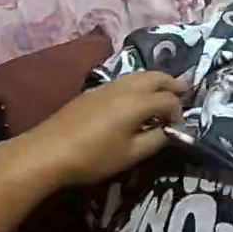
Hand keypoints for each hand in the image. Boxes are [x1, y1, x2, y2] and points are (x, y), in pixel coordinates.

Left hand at [21, 71, 185, 186]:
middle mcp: (126, 87)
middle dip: (173, 84)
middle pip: (157, 77)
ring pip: (140, 74)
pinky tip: (137, 98)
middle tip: (185, 92)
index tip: (178, 128)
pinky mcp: (94, 91)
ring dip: (156, 81)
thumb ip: (156, 140)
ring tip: (164, 91)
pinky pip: (125, 80)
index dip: (179, 112)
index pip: (169, 100)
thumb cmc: (93, 157)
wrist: (47, 152)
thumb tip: (171, 131)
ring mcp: (108, 86)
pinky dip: (140, 83)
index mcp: (138, 103)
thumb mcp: (130, 155)